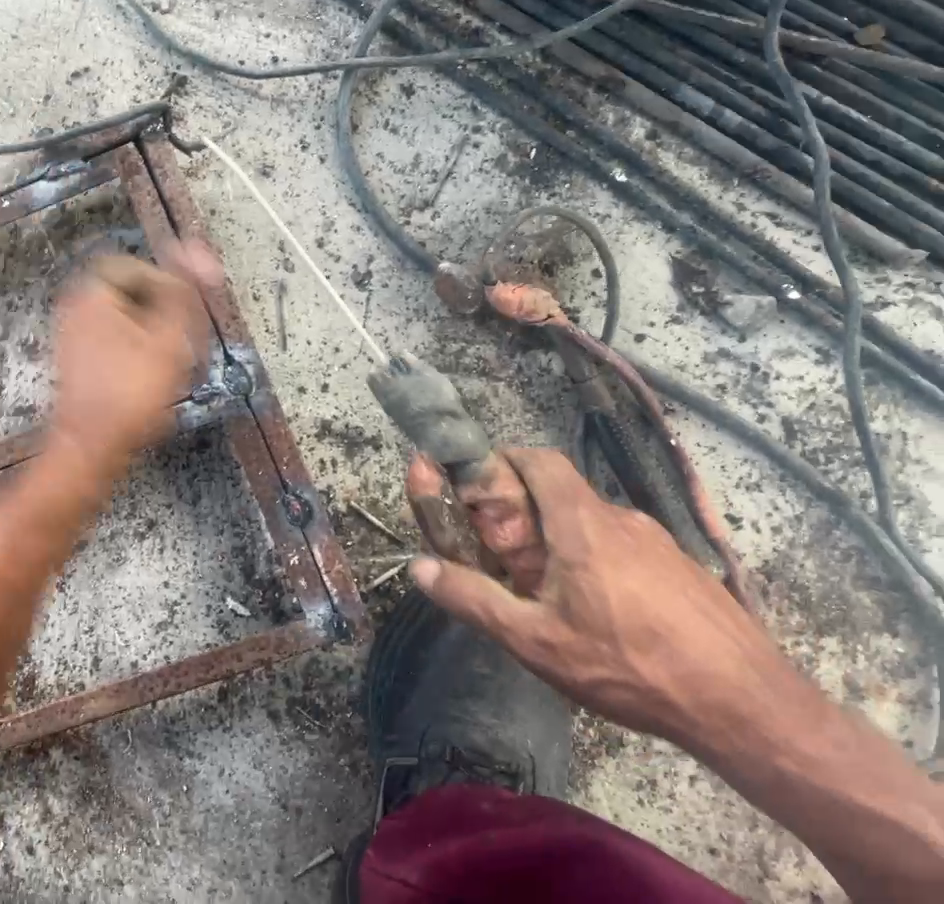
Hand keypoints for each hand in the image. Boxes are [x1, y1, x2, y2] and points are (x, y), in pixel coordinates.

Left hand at [49, 244, 220, 472]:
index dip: (168, 281)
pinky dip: (140, 354)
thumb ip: (183, 290)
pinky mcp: (80, 363)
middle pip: (133, 293)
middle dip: (165, 312)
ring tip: (174, 363)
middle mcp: (74, 309)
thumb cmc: (130, 394)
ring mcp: (73, 337)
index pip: (136, 266)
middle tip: (186, 339)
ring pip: (129, 320)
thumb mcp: (169, 337)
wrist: (91, 450)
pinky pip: (117, 343)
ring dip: (157, 336)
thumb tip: (194, 248)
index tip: (188, 309)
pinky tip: (156, 380)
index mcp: (89, 293)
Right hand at [406, 447, 790, 748]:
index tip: (469, 488)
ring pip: (590, 526)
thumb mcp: (534, 640)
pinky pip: (622, 551)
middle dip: (518, 515)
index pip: (537, 460)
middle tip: (496, 557)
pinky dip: (594, 564)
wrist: (751, 710)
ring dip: (556, 544)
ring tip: (543, 594)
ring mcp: (660, 546)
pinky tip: (595, 615)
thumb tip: (418, 567)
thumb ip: (471, 597)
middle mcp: (622, 521)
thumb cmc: (630, 666)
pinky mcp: (684, 573)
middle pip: (558, 495)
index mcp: (582, 524)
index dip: (499, 461)